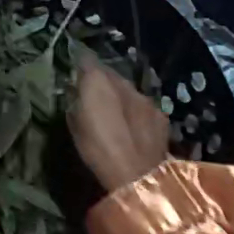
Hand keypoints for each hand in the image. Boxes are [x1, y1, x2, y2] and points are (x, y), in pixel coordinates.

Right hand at [68, 54, 170, 192]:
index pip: (85, 59)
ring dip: (119, 94)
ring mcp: (144, 97)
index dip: (80, 64)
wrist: (137, 175)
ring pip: (127, 88)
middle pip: (109, 72)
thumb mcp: (73, 124)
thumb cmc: (96, 149)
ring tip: (114, 111)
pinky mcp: (160, 114)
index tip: (75, 73)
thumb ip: (74, 101)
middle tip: (92, 93)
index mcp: (97, 81)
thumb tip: (75, 91)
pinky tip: (133, 125)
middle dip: (100, 79)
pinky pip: (143, 104)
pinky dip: (136, 109)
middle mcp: (122, 83)